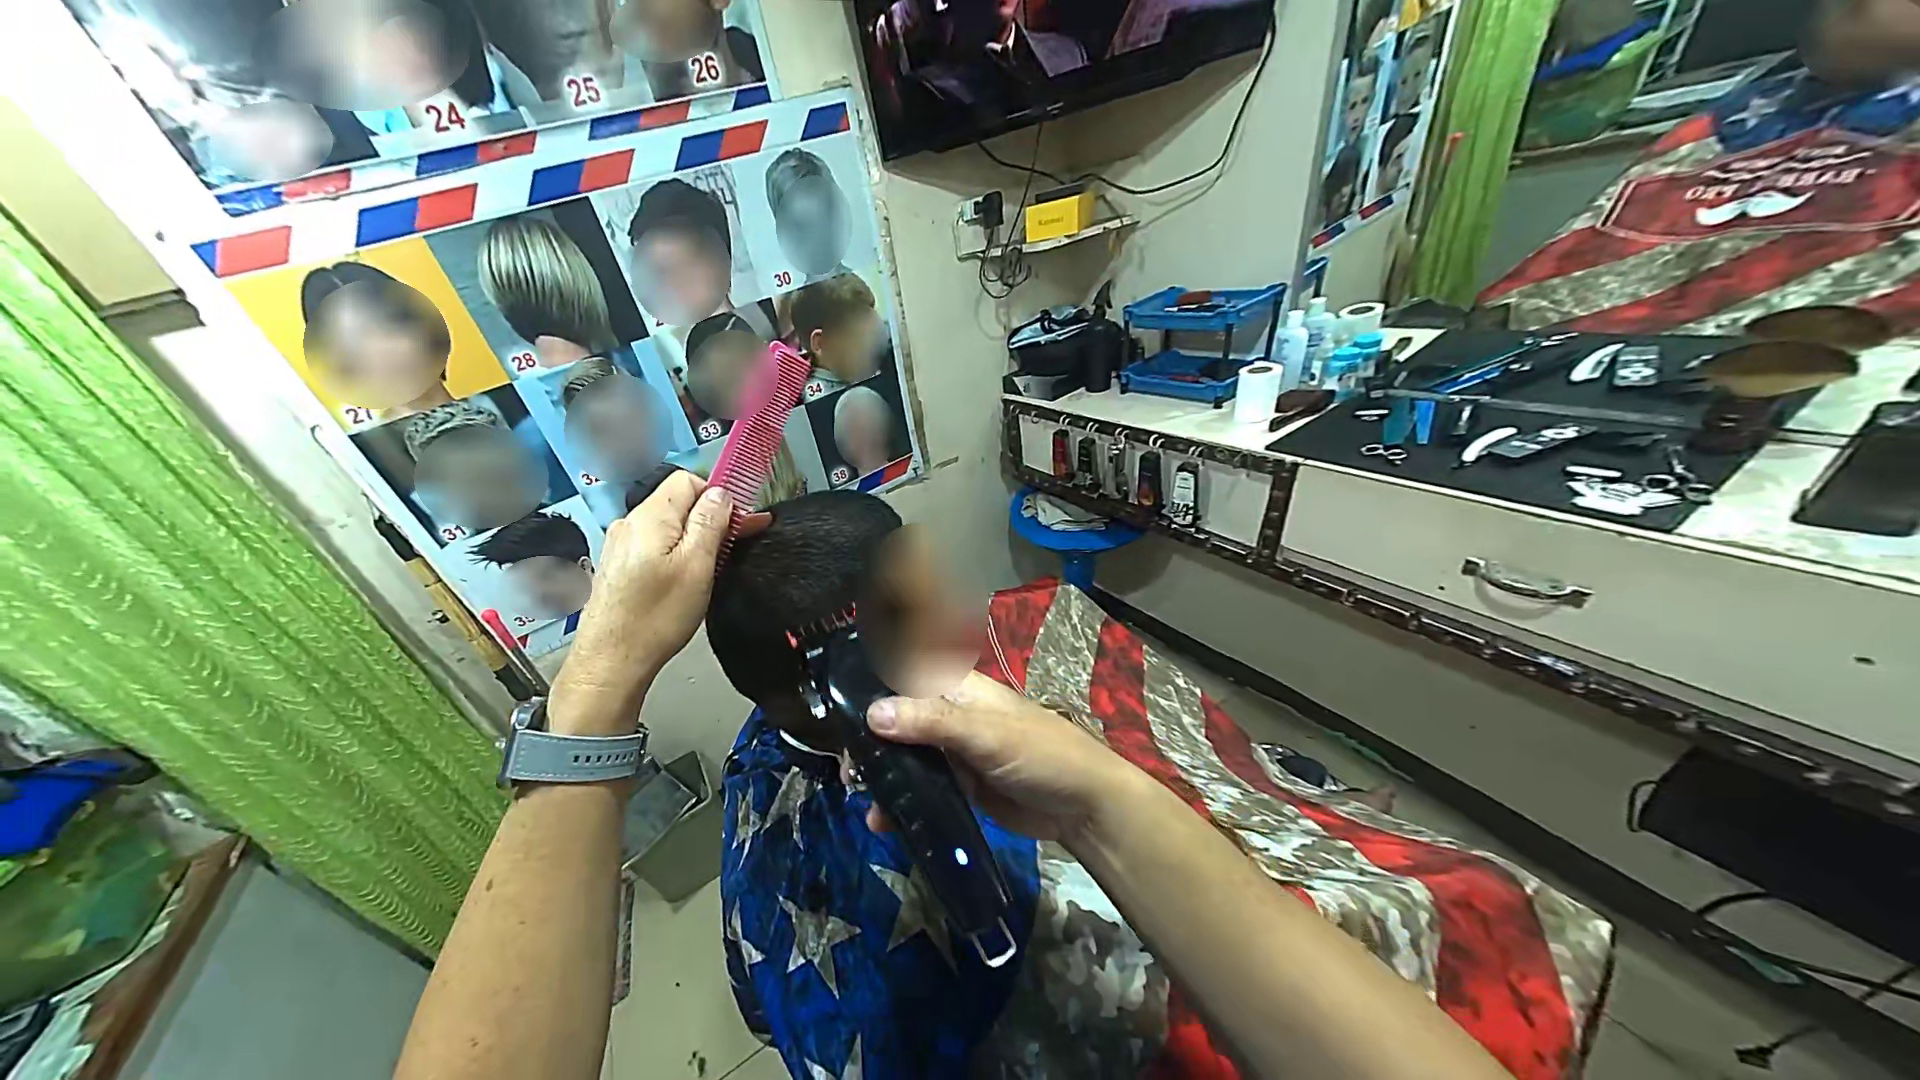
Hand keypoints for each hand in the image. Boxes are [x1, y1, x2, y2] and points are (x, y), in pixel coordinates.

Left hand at [549, 472, 764, 735]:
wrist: (611, 662)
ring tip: (713, 566)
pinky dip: (677, 552)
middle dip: (711, 517)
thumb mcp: (697, 566)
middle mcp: (630, 522)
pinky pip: (655, 544)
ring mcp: (621, 544)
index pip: (689, 479)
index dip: (719, 497)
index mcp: (650, 516)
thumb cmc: (658, 616)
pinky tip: (686, 578)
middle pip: (679, 501)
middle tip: (735, 546)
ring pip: (669, 525)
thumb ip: (710, 523)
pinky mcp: (619, 565)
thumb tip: (722, 493)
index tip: (740, 525)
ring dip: (695, 537)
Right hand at [856, 671, 1148, 846]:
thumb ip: (932, 722)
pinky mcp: (959, 784)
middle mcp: (951, 714)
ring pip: (906, 756)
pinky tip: (883, 820)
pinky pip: (921, 787)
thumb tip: (873, 713)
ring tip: (861, 795)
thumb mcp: (986, 734)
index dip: (873, 688)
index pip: (906, 675)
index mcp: (958, 688)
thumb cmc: (1040, 753)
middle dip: (871, 741)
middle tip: (849, 770)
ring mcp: (954, 751)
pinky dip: (901, 800)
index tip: (839, 713)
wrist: (1081, 806)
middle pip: (899, 719)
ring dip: (882, 774)